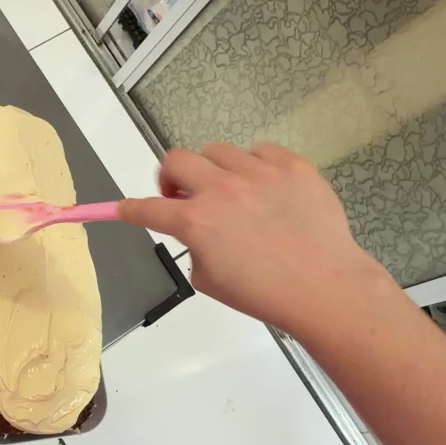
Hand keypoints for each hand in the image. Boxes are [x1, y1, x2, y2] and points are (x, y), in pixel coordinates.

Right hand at [120, 143, 393, 334]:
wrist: (322, 286)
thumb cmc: (261, 293)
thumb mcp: (207, 279)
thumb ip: (193, 245)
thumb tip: (197, 228)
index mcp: (195, 222)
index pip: (147, 209)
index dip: (129, 209)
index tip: (123, 208)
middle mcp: (222, 190)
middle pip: (176, 159)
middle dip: (170, 178)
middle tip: (181, 195)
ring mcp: (259, 173)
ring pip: (217, 151)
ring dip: (213, 171)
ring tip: (230, 193)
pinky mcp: (293, 166)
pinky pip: (260, 152)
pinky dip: (253, 167)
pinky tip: (263, 190)